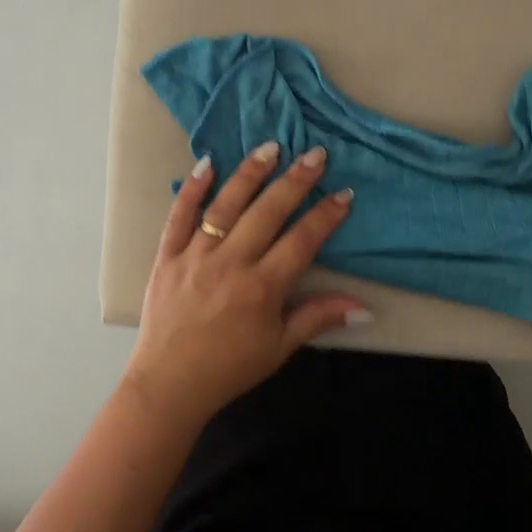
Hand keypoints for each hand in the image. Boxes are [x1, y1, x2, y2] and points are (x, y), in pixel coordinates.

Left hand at [121, 142, 363, 427]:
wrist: (169, 383)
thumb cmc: (229, 367)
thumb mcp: (279, 348)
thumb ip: (317, 318)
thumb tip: (363, 306)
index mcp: (262, 288)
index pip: (302, 241)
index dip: (325, 215)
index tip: (343, 193)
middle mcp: (231, 264)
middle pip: (268, 212)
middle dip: (295, 180)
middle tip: (315, 154)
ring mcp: (195, 256)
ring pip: (226, 206)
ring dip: (250, 174)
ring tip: (270, 147)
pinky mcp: (167, 255)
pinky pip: (178, 216)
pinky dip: (192, 188)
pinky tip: (207, 163)